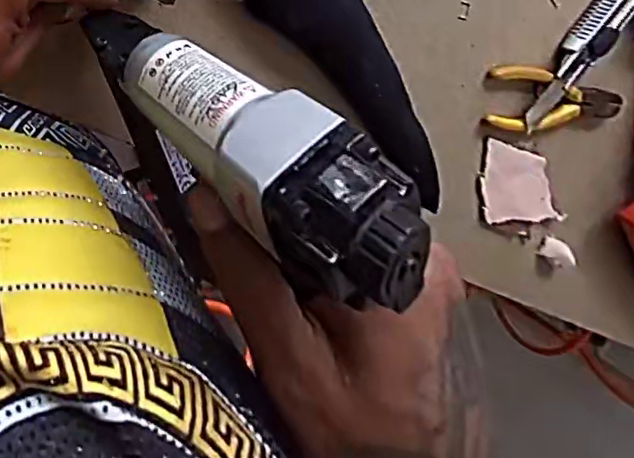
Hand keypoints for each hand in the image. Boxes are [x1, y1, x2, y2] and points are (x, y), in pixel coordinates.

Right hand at [186, 188, 484, 457]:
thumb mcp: (285, 358)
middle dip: (275, 233)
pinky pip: (349, 253)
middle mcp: (427, 268)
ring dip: (294, 252)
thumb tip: (205, 199)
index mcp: (401, 276)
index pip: (303, 201)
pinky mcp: (421, 293)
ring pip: (329, 231)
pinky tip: (311, 306)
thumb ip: (246, 274)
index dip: (252, 202)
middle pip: (316, 213)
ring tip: (287, 299)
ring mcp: (428, 281)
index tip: (221, 217)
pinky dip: (319, 268)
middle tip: (263, 282)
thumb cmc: (355, 437)